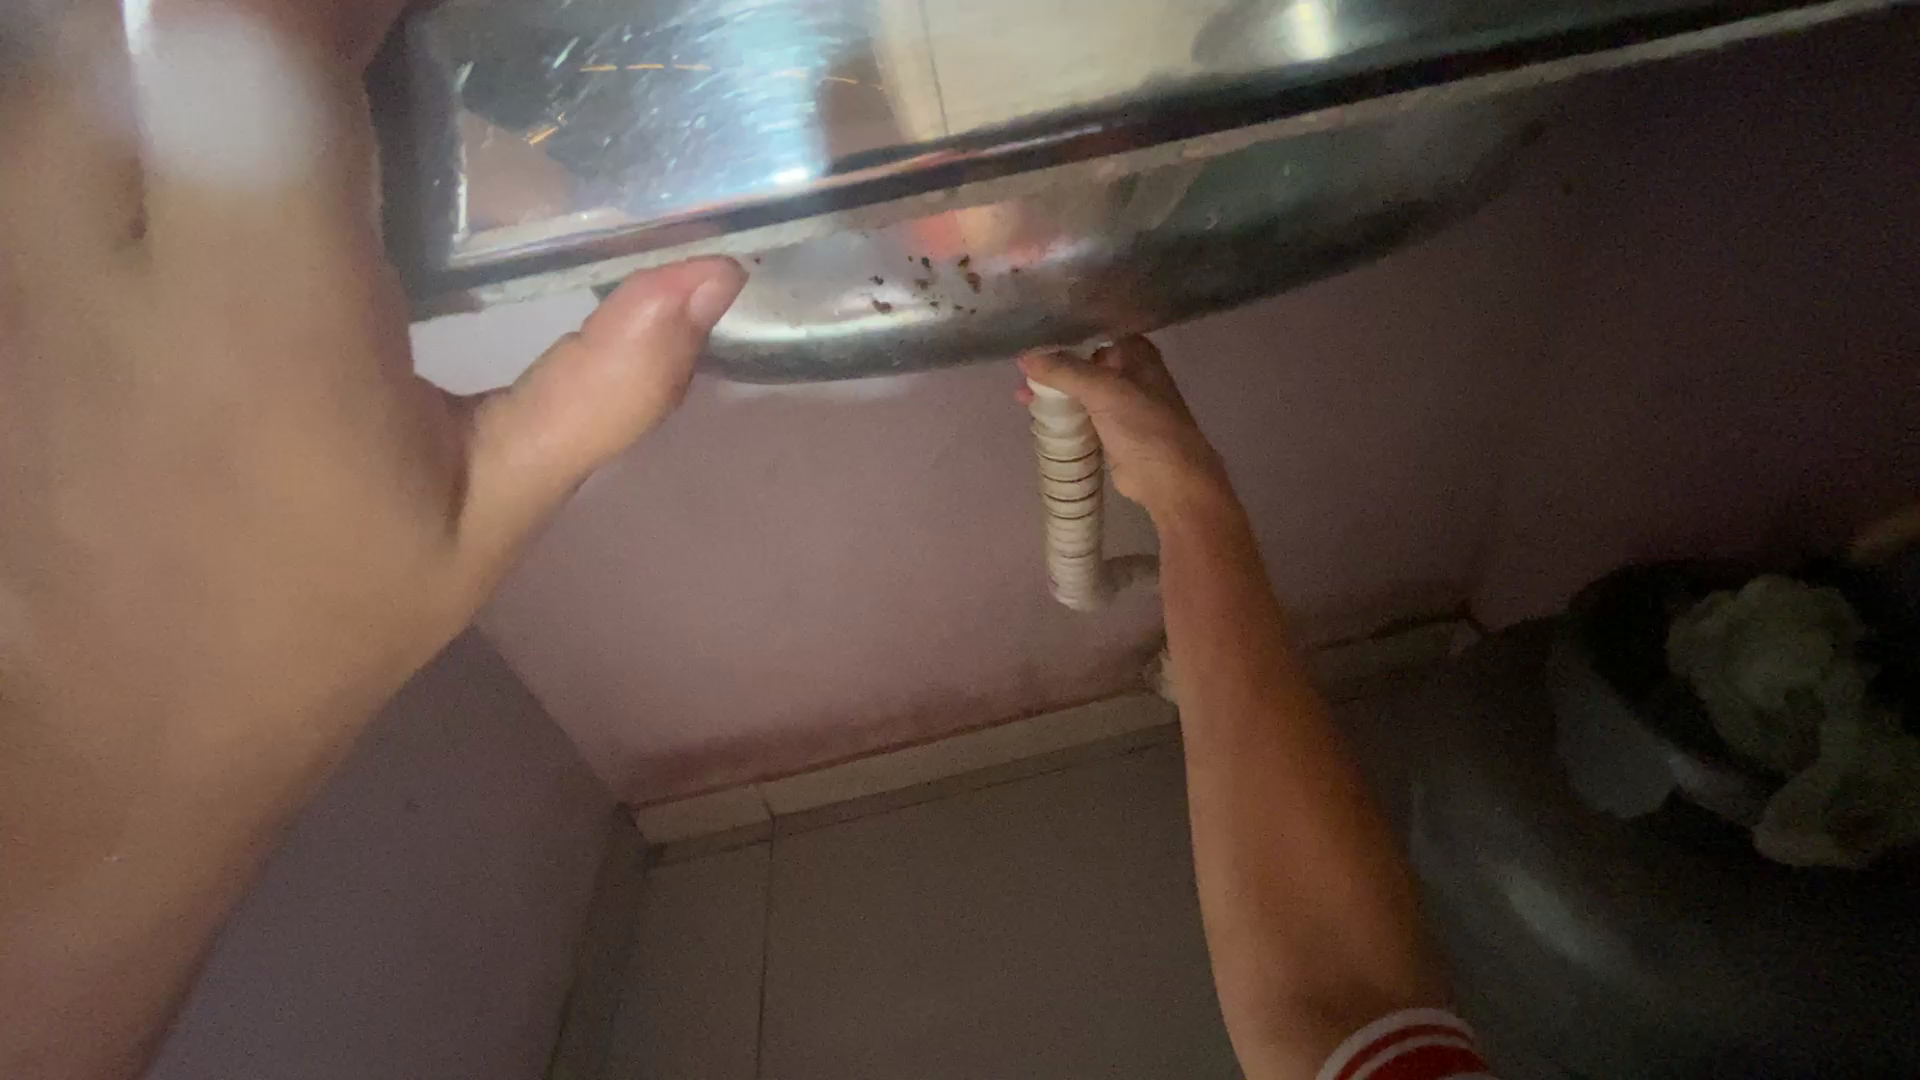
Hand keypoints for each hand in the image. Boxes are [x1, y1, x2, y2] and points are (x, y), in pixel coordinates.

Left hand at [0, 6, 744, 760]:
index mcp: (263, 319)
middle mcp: (105, 249)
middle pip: (150, 22)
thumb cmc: (334, 614)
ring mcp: (24, 251)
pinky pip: (75, 108)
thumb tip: (711, 281)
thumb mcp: (499, 512)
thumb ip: (607, 390)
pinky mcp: (3, 269)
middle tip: (424, 48)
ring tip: (370, 86)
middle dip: (303, 16)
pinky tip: (279, 147)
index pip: (249, 56)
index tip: (447, 22)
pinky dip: (177, 82)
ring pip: (92, 50)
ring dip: (241, 44)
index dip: (341, 3)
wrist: (122, 711)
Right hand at [1018, 338, 1232, 522]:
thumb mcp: (1103, 390)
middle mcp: (1127, 371)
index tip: (1030, 331)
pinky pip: (1078, 413)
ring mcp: (1118, 402)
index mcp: (1135, 351)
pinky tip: (1035, 412)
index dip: (1063, 331)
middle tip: (1019, 369)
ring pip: (1077, 388)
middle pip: (1082, 361)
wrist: (1167, 479)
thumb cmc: (1143, 425)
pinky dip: (1059, 412)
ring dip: (1052, 390)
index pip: (1094, 331)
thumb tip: (1024, 357)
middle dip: (1051, 365)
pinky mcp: (1108, 429)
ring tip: (1020, 393)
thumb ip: (1063, 371)